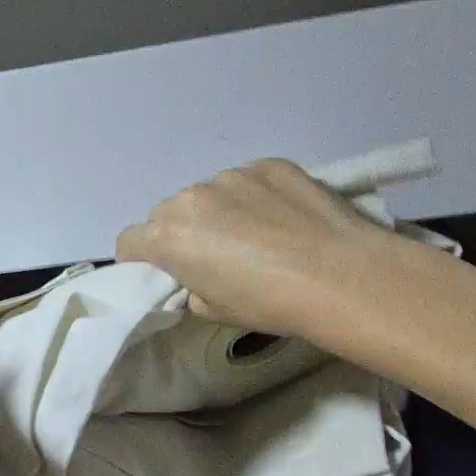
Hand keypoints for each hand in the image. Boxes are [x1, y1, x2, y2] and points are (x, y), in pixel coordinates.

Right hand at [114, 159, 409, 337]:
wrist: (346, 276)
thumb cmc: (270, 303)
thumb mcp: (212, 310)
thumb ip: (188, 287)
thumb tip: (194, 277)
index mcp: (167, 236)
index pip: (129, 241)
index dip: (141, 260)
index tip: (165, 274)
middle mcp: (191, 198)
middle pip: (167, 214)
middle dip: (179, 233)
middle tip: (213, 258)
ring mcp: (232, 176)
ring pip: (208, 195)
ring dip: (217, 213)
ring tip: (256, 237)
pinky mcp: (270, 165)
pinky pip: (246, 182)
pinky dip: (253, 198)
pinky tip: (282, 220)